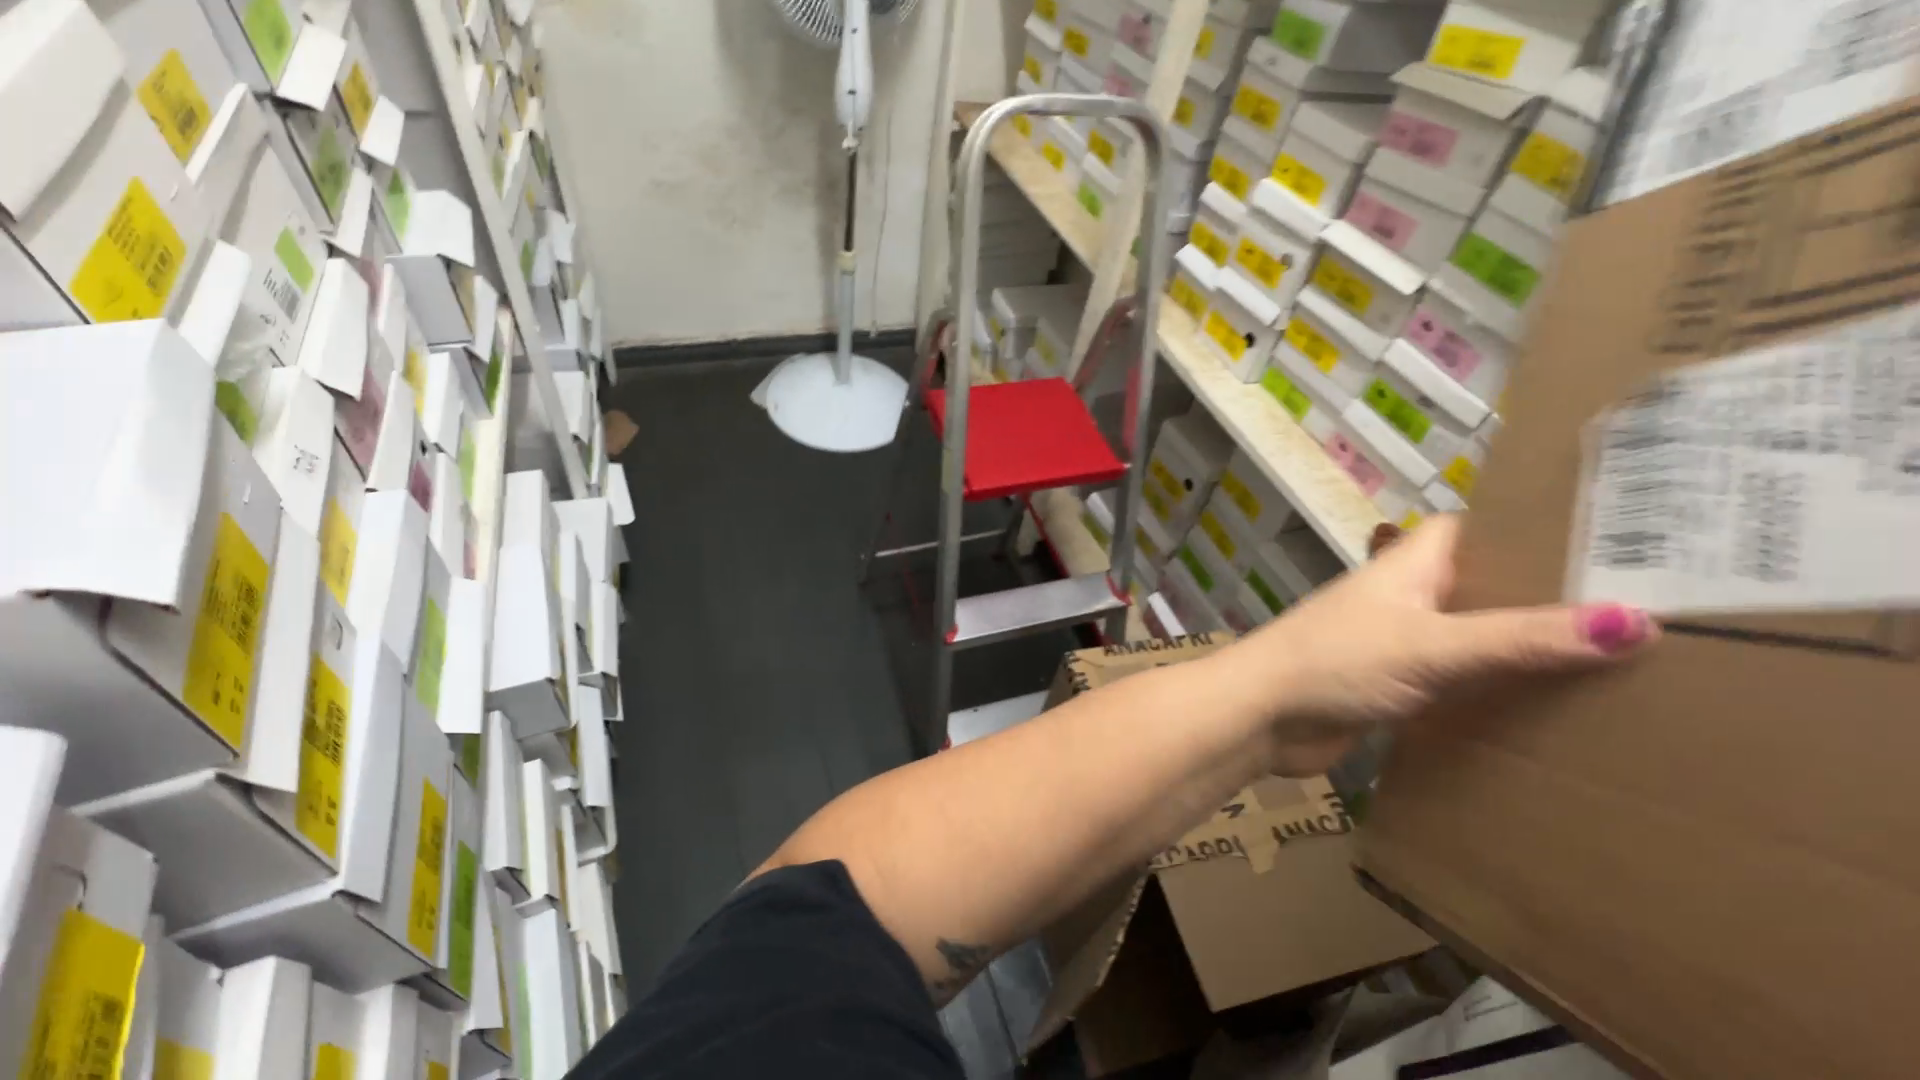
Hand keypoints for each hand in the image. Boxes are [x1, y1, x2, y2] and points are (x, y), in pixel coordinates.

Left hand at [1216, 516, 1658, 776]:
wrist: (1260, 717)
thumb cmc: (1336, 662)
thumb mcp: (1434, 646)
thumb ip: (1523, 638)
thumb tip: (1637, 623)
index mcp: (1417, 562)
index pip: (1490, 527)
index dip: (1546, 530)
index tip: (1627, 542)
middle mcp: (1414, 593)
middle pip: (1494, 586)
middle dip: (1554, 599)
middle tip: (1653, 613)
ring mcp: (1405, 641)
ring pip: (1481, 637)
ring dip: (1530, 650)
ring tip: (1629, 664)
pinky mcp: (1398, 686)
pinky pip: (1463, 681)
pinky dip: (1500, 691)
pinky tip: (1558, 710)